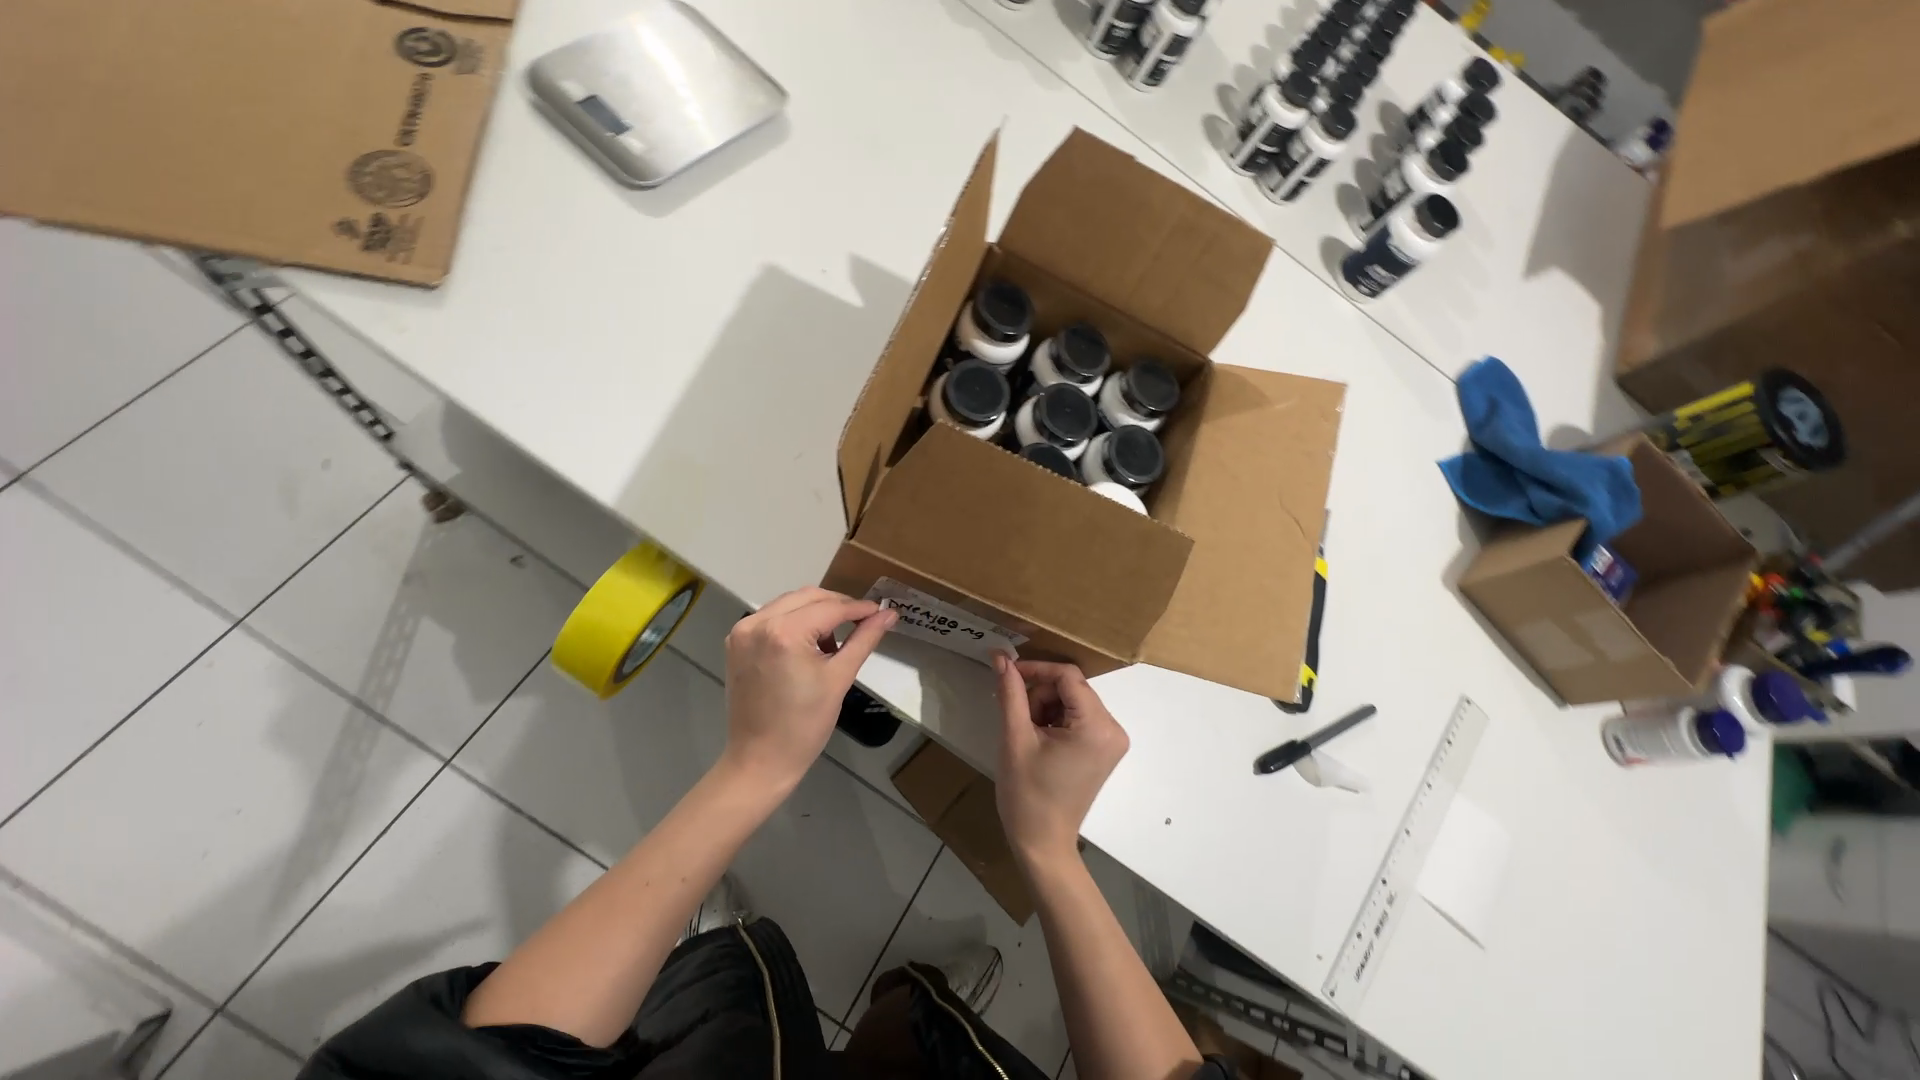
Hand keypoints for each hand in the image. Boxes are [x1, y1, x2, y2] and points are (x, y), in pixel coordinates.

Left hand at [723, 587, 895, 786]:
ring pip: (789, 604)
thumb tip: (889, 615)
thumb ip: (864, 640)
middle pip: (807, 597)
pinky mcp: (737, 643)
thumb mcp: (839, 679)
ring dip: (815, 613)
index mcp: (783, 632)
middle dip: (837, 606)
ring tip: (834, 641)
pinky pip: (772, 618)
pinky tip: (809, 646)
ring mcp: (742, 631)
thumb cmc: (804, 725)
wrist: (760, 760)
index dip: (858, 608)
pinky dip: (794, 623)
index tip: (881, 611)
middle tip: (863, 622)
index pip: (830, 608)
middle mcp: (757, 623)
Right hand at [993, 656, 1128, 867]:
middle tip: (1015, 720)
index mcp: (1097, 726)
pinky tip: (1038, 742)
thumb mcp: (1015, 738)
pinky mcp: (1104, 750)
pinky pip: (1077, 718)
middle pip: (1071, 688)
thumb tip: (1000, 655)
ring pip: (1072, 701)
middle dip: (1038, 696)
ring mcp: (1112, 741)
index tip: (1006, 675)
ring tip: (1026, 737)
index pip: (1067, 675)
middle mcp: (1113, 729)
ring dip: (1044, 709)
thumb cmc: (1027, 794)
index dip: (1035, 670)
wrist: (1042, 843)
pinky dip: (1054, 721)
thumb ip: (1010, 692)